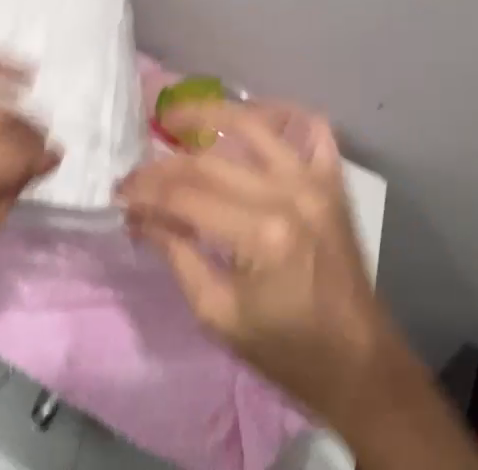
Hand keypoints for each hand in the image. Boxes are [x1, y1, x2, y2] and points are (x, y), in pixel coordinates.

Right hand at [118, 102, 397, 419]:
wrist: (358, 364)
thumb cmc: (286, 349)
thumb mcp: (217, 315)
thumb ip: (176, 256)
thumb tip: (139, 216)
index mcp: (262, 235)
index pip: (186, 196)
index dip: (145, 193)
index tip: (118, 196)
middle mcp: (289, 195)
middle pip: (209, 162)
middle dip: (162, 166)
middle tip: (134, 175)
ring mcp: (316, 182)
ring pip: (254, 125)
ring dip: (209, 113)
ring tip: (174, 117)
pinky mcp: (334, 182)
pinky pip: (311, 128)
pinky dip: (281, 114)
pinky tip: (250, 118)